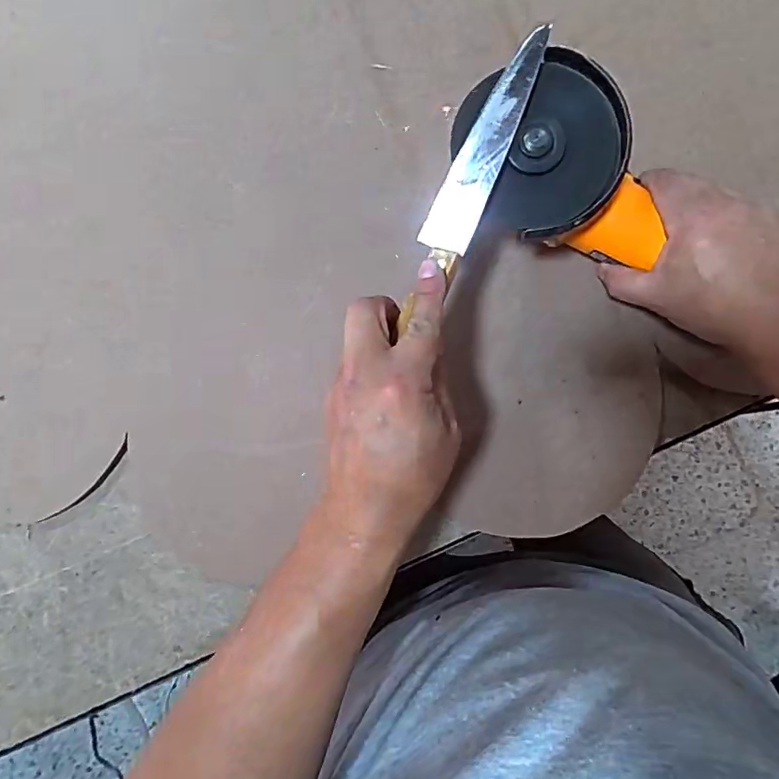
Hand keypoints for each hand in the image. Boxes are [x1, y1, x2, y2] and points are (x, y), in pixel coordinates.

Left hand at [321, 259, 460, 546]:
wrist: (363, 510)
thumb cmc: (415, 476)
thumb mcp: (448, 430)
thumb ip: (439, 382)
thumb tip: (430, 354)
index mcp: (402, 380)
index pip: (421, 323)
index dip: (431, 291)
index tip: (434, 267)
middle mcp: (365, 372)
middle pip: (364, 308)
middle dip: (387, 307)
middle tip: (406, 334)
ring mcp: (340, 384)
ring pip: (355, 337)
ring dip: (378, 340)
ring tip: (398, 378)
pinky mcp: (330, 398)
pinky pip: (351, 364)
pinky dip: (369, 366)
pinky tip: (381, 403)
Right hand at [597, 169, 778, 362]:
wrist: (774, 323)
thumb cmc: (715, 308)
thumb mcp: (656, 298)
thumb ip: (622, 280)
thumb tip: (605, 269)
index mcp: (692, 214)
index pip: (661, 177)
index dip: (643, 189)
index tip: (637, 210)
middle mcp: (725, 202)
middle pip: (688, 184)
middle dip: (669, 203)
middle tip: (661, 235)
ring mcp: (753, 208)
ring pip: (715, 196)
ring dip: (699, 212)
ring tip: (695, 247)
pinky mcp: (774, 221)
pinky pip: (740, 210)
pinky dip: (727, 223)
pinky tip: (726, 254)